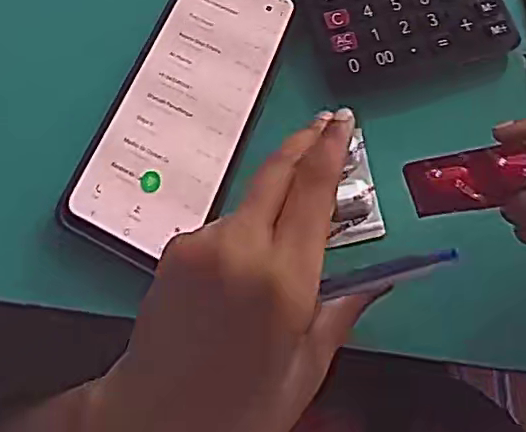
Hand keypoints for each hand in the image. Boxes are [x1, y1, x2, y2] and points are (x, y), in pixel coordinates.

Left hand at [84, 111, 377, 431]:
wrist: (151, 421)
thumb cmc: (234, 409)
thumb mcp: (305, 368)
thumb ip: (342, 311)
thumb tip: (375, 279)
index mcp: (283, 280)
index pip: (313, 189)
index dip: (331, 147)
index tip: (342, 123)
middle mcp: (241, 249)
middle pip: (279, 171)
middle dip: (304, 141)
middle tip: (324, 126)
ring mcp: (204, 242)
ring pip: (251, 201)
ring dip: (271, 203)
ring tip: (277, 251)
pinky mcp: (179, 244)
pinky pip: (223, 223)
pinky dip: (241, 232)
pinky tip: (239, 272)